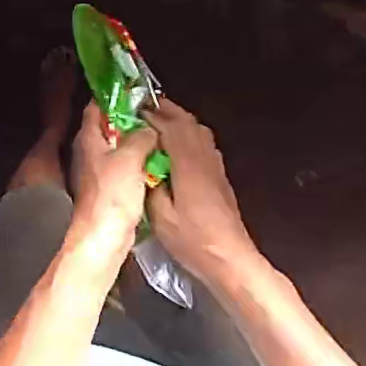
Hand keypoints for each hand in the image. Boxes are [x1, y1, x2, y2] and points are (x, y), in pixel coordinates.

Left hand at [68, 102, 157, 251]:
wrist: (104, 237)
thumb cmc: (112, 194)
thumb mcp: (130, 158)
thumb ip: (140, 137)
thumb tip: (149, 127)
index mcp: (89, 139)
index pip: (95, 107)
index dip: (111, 96)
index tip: (132, 90)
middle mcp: (90, 152)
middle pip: (108, 126)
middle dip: (128, 118)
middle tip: (152, 112)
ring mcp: (99, 170)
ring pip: (118, 147)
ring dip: (135, 140)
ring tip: (158, 133)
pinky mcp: (109, 188)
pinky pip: (124, 166)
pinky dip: (137, 160)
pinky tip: (155, 160)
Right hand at [143, 99, 264, 286]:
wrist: (231, 259)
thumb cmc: (193, 240)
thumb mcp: (161, 217)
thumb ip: (151, 188)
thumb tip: (145, 170)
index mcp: (188, 165)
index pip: (170, 128)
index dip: (152, 116)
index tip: (134, 110)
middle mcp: (204, 159)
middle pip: (188, 122)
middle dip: (167, 110)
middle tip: (146, 106)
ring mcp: (215, 167)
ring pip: (199, 131)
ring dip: (180, 120)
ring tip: (160, 121)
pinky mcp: (220, 177)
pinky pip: (204, 143)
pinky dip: (189, 134)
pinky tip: (178, 146)